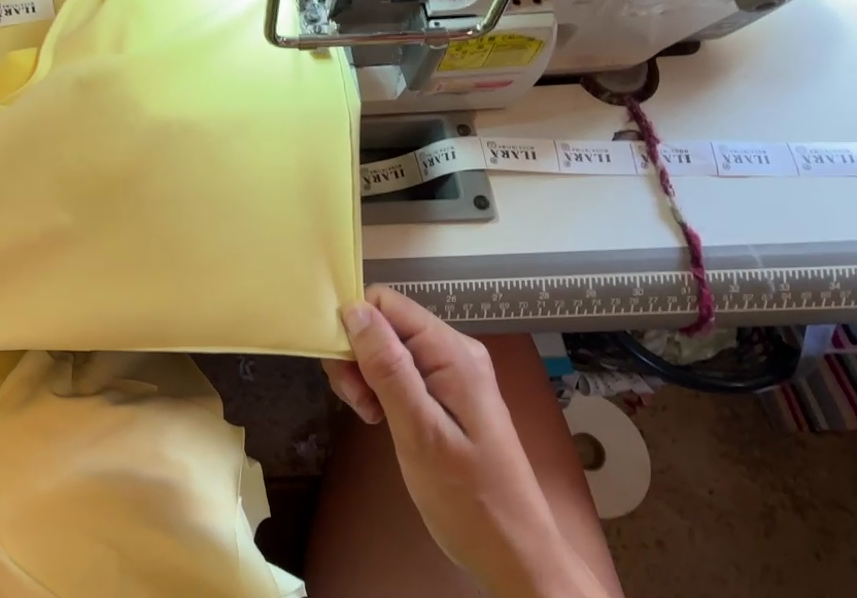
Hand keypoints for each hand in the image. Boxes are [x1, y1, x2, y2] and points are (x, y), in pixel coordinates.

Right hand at [323, 286, 609, 597]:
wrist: (514, 553)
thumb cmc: (467, 496)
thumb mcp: (419, 432)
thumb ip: (388, 368)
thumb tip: (354, 310)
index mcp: (450, 352)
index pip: (385, 304)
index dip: (353, 326)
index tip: (343, 371)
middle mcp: (453, 351)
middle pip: (384, 324)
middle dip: (357, 355)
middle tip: (356, 402)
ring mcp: (452, 374)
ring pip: (387, 348)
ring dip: (365, 375)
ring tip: (369, 415)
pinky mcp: (447, 395)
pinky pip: (401, 371)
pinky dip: (380, 389)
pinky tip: (380, 418)